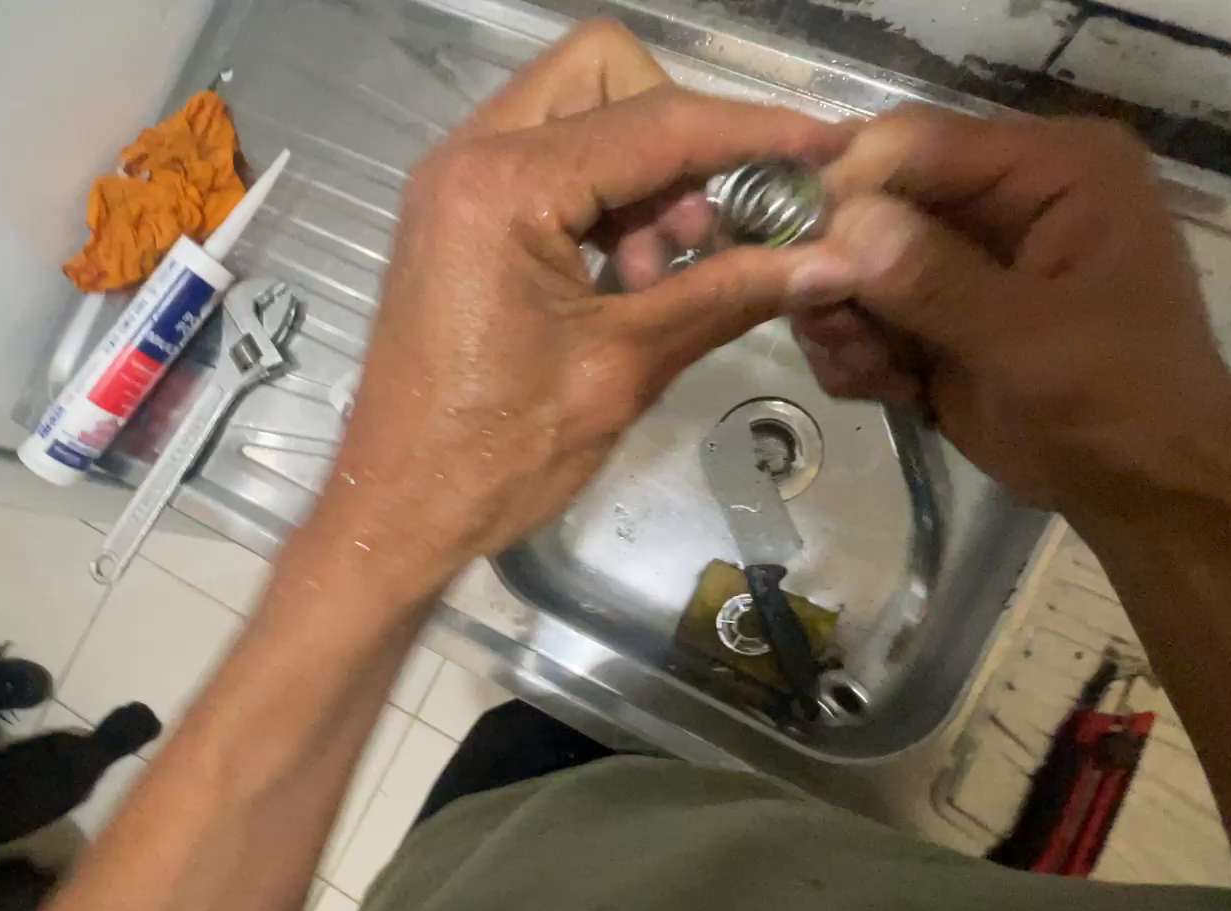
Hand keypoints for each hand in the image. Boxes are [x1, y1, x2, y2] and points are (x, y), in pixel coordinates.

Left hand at [300, 20, 854, 583]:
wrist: (398, 511)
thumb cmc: (497, 457)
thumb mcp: (621, 372)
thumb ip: (725, 296)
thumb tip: (832, 258)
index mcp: (502, 186)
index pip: (657, 122)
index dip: (755, 132)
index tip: (826, 150)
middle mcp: (467, 159)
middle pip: (604, 79)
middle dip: (678, 141)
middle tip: (705, 232)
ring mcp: (453, 190)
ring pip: (575, 123)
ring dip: (641, 182)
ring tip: (660, 278)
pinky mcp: (455, 226)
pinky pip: (545, 175)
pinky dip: (600, 208)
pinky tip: (624, 281)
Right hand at [789, 106, 1230, 517]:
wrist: (1128, 479)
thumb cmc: (1113, 399)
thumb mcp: (1028, 338)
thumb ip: (934, 281)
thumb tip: (839, 229)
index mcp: (1045, 171)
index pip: (912, 146)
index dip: (847, 196)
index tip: (806, 269)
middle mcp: (991, 202)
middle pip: (863, 210)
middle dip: (840, 281)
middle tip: (847, 341)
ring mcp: (950, 262)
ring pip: (844, 271)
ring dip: (844, 330)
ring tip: (881, 377)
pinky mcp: (924, 315)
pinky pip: (851, 319)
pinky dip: (854, 360)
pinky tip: (894, 391)